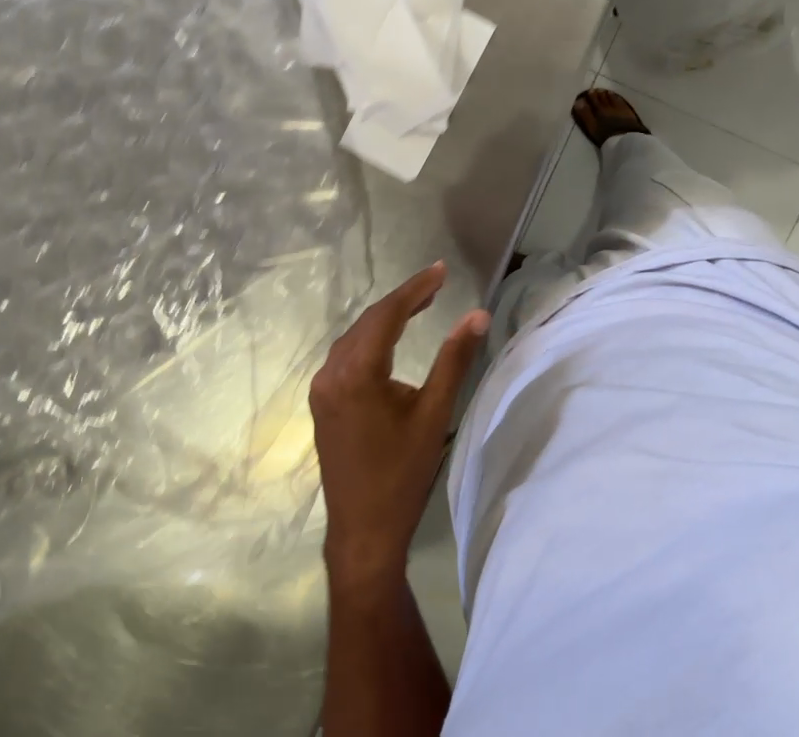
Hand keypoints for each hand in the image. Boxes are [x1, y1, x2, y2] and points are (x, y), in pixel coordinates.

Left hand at [309, 262, 488, 589]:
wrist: (363, 529)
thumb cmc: (402, 474)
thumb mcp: (434, 414)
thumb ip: (453, 360)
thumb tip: (476, 315)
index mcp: (356, 373)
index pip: (386, 315)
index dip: (415, 289)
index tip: (441, 270)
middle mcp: (330, 374)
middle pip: (367, 322)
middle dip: (402, 300)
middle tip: (436, 283)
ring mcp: (322, 390)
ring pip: (354, 338)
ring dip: (386, 319)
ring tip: (420, 305)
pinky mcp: (323, 404)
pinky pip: (346, 357)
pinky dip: (372, 340)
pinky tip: (391, 341)